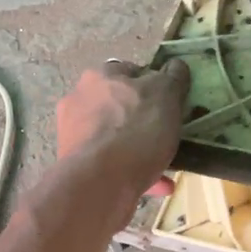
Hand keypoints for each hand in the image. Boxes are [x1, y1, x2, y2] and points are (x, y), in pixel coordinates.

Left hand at [55, 58, 189, 196]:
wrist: (100, 183)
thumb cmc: (136, 131)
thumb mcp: (165, 96)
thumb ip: (173, 78)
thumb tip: (176, 65)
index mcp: (99, 77)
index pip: (129, 71)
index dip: (152, 84)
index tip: (169, 102)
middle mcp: (80, 100)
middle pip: (119, 106)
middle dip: (143, 120)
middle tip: (166, 135)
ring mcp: (74, 135)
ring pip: (115, 138)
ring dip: (139, 149)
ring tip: (166, 167)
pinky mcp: (75, 166)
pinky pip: (111, 164)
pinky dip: (132, 172)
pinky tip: (157, 186)